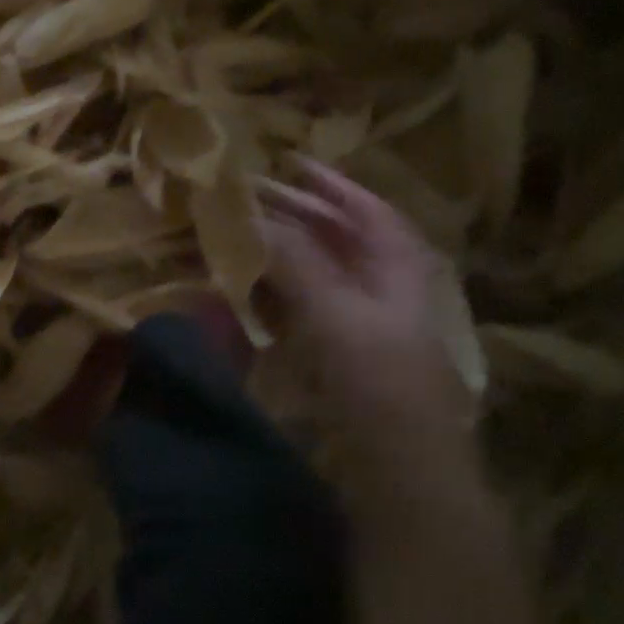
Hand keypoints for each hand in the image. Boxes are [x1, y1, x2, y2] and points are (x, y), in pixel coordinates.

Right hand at [258, 159, 469, 450]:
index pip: (367, 211)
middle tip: (239, 198)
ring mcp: (357, 321)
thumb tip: (245, 216)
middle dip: (289, 215)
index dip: (330, 184)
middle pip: (335, 238)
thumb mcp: (334, 311)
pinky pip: (295, 305)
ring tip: (226, 234)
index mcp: (398, 269)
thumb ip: (292, 259)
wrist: (395, 462)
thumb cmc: (375, 378)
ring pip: (311, 271)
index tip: (287, 161)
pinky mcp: (332, 352)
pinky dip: (267, 288)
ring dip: (271, 251)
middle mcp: (381, 288)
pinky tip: (238, 285)